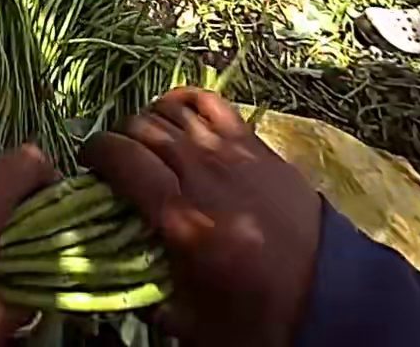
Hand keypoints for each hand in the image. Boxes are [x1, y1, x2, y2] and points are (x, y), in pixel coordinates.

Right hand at [82, 89, 320, 346]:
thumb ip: (143, 286)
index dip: (96, 153)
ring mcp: (227, 149)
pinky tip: (176, 114)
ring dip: (149, 120)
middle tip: (119, 159)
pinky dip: (183, 99)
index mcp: (180, 217)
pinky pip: (207, 100)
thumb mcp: (189, 320)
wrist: (329, 299)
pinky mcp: (250, 140)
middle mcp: (199, 172)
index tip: (89, 163)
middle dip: (120, 139)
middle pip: (141, 128)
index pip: (121, 159)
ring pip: (169, 109)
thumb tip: (110, 257)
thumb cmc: (255, 315)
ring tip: (147, 140)